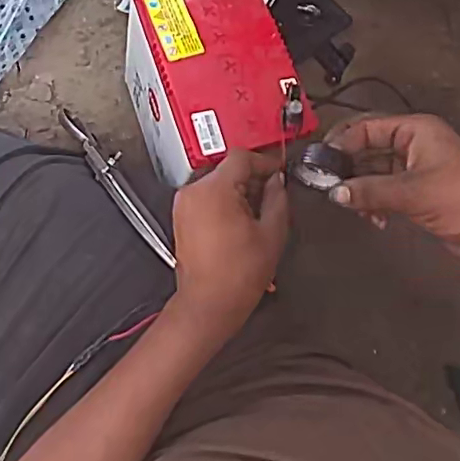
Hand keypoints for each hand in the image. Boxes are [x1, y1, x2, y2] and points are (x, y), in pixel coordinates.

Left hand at [170, 150, 289, 324]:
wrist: (209, 303)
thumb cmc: (236, 276)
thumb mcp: (272, 232)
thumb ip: (278, 198)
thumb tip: (277, 182)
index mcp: (214, 190)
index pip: (241, 157)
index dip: (264, 161)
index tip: (277, 171)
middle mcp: (193, 192)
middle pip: (228, 169)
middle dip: (252, 180)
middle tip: (272, 196)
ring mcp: (184, 205)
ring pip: (217, 184)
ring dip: (238, 192)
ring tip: (256, 216)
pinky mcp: (181, 218)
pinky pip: (206, 198)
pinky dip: (224, 203)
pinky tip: (240, 224)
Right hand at [325, 114, 459, 260]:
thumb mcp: (411, 192)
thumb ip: (368, 190)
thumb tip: (335, 192)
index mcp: (417, 130)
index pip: (368, 126)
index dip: (343, 141)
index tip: (323, 160)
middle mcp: (416, 144)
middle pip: (370, 148)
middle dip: (350, 167)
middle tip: (328, 184)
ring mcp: (418, 169)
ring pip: (376, 172)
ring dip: (362, 189)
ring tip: (351, 205)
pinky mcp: (420, 192)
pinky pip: (386, 190)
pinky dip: (375, 202)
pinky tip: (373, 218)